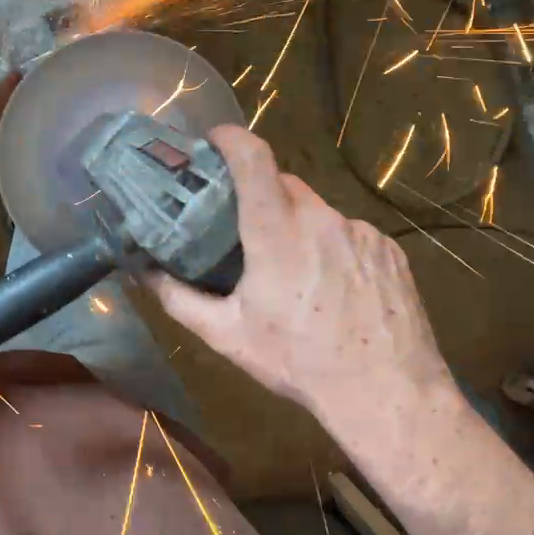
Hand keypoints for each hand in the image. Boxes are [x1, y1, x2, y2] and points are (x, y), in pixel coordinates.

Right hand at [142, 126, 453, 427]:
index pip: (253, 158)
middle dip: (257, 193)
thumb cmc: (299, 362)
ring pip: (316, 210)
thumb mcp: (227, 335)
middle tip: (241, 225)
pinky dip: (331, 246)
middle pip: (281, 183)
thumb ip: (178, 298)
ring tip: (292, 269)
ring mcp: (361, 232)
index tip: (212, 140)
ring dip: (296, 225)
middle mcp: (320, 219)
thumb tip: (142, 272)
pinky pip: (348, 232)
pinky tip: (332, 286)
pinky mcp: (389, 249)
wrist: (391, 396)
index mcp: (276, 231)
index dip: (230, 138)